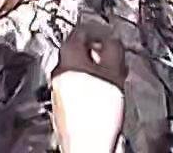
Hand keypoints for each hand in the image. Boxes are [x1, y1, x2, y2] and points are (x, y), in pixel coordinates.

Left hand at [51, 18, 125, 152]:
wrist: (88, 145)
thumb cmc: (98, 111)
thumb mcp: (114, 72)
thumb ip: (113, 49)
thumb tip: (113, 38)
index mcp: (68, 55)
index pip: (80, 31)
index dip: (97, 31)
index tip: (109, 36)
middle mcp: (59, 69)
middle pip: (77, 51)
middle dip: (95, 53)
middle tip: (111, 58)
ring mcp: (58, 90)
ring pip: (76, 71)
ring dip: (92, 71)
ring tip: (110, 79)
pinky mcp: (62, 108)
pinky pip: (76, 89)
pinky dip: (88, 87)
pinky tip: (101, 98)